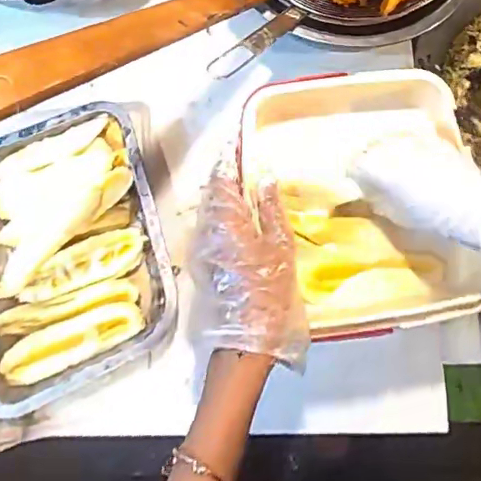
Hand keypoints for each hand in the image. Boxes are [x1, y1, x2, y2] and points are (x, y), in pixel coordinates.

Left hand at [191, 143, 308, 369]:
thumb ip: (270, 209)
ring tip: (245, 184)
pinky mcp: (202, 260)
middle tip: (245, 160)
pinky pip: (210, 224)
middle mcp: (207, 227)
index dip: (230, 156)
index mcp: (226, 218)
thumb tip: (265, 178)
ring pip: (210, 207)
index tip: (238, 141)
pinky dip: (223, 212)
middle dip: (227, 173)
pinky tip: (240, 216)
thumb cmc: (267, 290)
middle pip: (213, 190)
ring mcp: (201, 244)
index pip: (223, 176)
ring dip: (224, 193)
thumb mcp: (279, 246)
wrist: (244, 339)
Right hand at [348, 133, 480, 249]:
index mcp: (382, 169)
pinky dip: (411, 151)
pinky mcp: (435, 142)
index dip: (356, 172)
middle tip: (374, 174)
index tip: (357, 180)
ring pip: (394, 143)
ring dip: (391, 153)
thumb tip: (370, 192)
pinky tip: (417, 163)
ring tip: (395, 167)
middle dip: (372, 159)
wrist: (474, 208)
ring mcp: (417, 142)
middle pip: (374, 149)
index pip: (357, 163)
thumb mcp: (399, 215)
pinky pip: (414, 143)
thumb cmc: (434, 218)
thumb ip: (380, 200)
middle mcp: (396, 149)